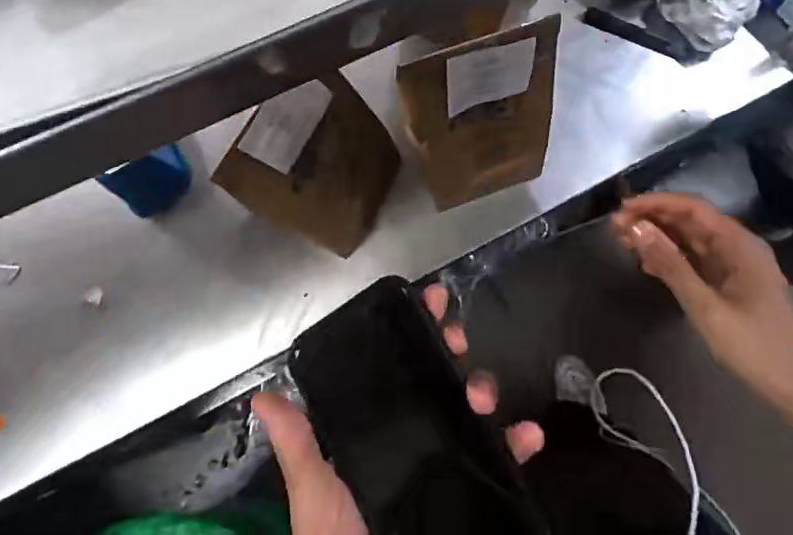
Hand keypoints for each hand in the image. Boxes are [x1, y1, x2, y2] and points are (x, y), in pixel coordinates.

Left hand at [252, 283, 544, 534]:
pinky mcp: (475, 488)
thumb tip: (264, 395)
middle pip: (438, 374)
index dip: (414, 329)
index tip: (427, 299)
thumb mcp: (314, 493)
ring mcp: (446, 458)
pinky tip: (528, 435)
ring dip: (484, 386)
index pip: (395, 366)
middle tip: (453, 339)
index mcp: (377, 425)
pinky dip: (519, 441)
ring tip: (482, 398)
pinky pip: (503, 457)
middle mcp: (414, 433)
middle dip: (450, 346)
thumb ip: (299, 445)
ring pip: (472, 405)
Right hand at [614, 193, 792, 534]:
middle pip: (690, 220)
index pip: (692, 207)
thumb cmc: (756, 348)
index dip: (655, 203)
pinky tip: (649, 265)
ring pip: (691, 240)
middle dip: (653, 220)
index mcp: (740, 244)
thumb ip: (670, 264)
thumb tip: (637, 228)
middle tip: (616, 229)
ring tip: (626, 244)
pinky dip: (672, 258)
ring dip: (659, 238)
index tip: (622, 211)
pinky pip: (698, 260)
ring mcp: (738, 266)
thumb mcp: (706, 307)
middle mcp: (740, 247)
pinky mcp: (734, 285)